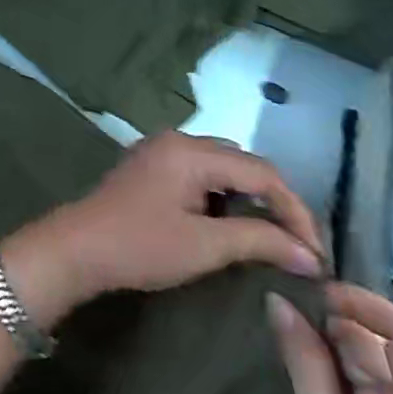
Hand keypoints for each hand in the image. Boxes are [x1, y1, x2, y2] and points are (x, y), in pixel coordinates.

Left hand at [1, 133, 325, 326]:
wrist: (78, 246)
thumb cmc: (141, 245)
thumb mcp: (204, 246)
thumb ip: (258, 241)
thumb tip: (308, 254)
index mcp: (191, 150)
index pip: (261, 171)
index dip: (294, 210)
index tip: (313, 252)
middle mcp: (178, 139)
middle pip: (242, 161)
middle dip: (274, 199)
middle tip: (295, 243)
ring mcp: (162, 149)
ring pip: (222, 164)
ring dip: (248, 196)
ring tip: (268, 236)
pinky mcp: (152, 165)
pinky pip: (200, 170)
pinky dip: (222, 193)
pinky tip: (229, 221)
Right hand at [269, 283, 392, 393]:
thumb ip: (308, 366)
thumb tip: (277, 300)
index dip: (363, 303)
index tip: (315, 293)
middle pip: (390, 345)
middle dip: (340, 327)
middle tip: (291, 318)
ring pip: (382, 366)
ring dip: (341, 352)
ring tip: (300, 345)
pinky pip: (384, 388)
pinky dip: (350, 377)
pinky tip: (322, 376)